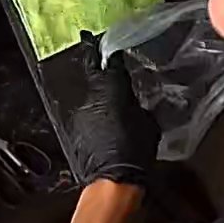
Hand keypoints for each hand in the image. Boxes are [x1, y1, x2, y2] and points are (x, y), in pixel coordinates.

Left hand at [70, 33, 158, 185]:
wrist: (113, 181)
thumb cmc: (137, 148)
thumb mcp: (149, 123)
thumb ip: (140, 105)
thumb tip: (137, 103)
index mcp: (112, 88)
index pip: (109, 61)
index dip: (106, 49)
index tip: (106, 41)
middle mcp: (92, 96)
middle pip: (95, 76)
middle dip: (101, 71)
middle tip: (106, 64)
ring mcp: (80, 113)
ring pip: (91, 97)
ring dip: (100, 97)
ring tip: (113, 105)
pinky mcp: (74, 129)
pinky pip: (87, 115)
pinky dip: (95, 115)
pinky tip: (106, 126)